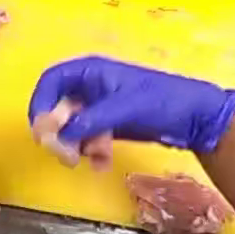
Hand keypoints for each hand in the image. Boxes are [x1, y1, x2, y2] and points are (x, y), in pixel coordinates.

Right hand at [28, 56, 234, 153]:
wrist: (195, 118)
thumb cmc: (163, 100)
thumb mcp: (126, 107)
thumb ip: (91, 120)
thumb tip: (61, 136)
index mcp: (91, 71)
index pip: (50, 81)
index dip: (40, 102)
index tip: (40, 129)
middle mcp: (89, 87)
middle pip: (55, 108)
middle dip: (58, 133)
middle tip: (65, 155)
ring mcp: (96, 107)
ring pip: (69, 128)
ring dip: (75, 146)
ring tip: (95, 158)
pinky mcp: (105, 126)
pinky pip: (85, 140)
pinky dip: (90, 152)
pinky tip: (103, 162)